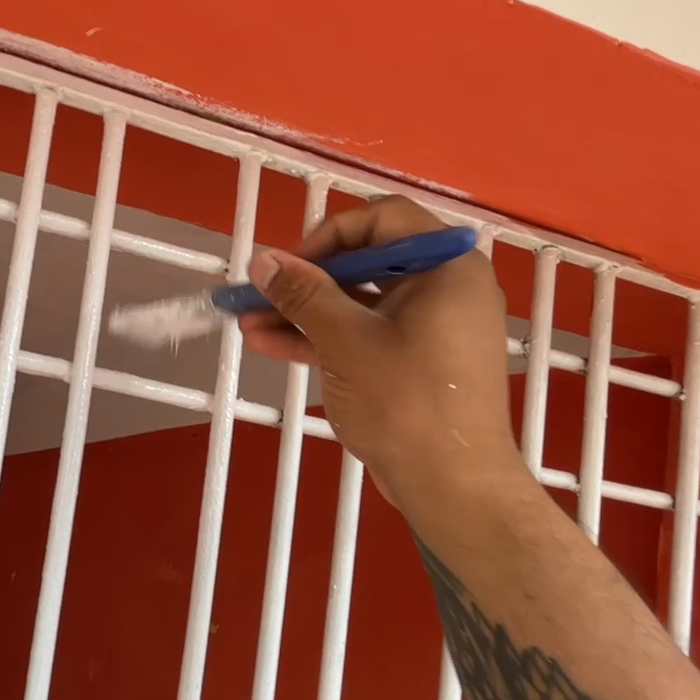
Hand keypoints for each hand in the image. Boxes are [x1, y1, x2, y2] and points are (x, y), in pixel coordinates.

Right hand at [238, 195, 529, 513]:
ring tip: (248, 323)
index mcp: (445, 267)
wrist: (450, 481)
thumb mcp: (346, 341)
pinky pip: (362, 334)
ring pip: (356, 303)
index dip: (327, 235)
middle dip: (304, 279)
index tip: (286, 267)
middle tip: (258, 295)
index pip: (382, 219)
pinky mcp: (412, 361)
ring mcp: (427, 327)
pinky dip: (321, 337)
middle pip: (365, 262)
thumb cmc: (405, 401)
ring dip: (302, 312)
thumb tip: (263, 261)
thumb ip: (303, 295)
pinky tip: (271, 343)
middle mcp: (442, 287)